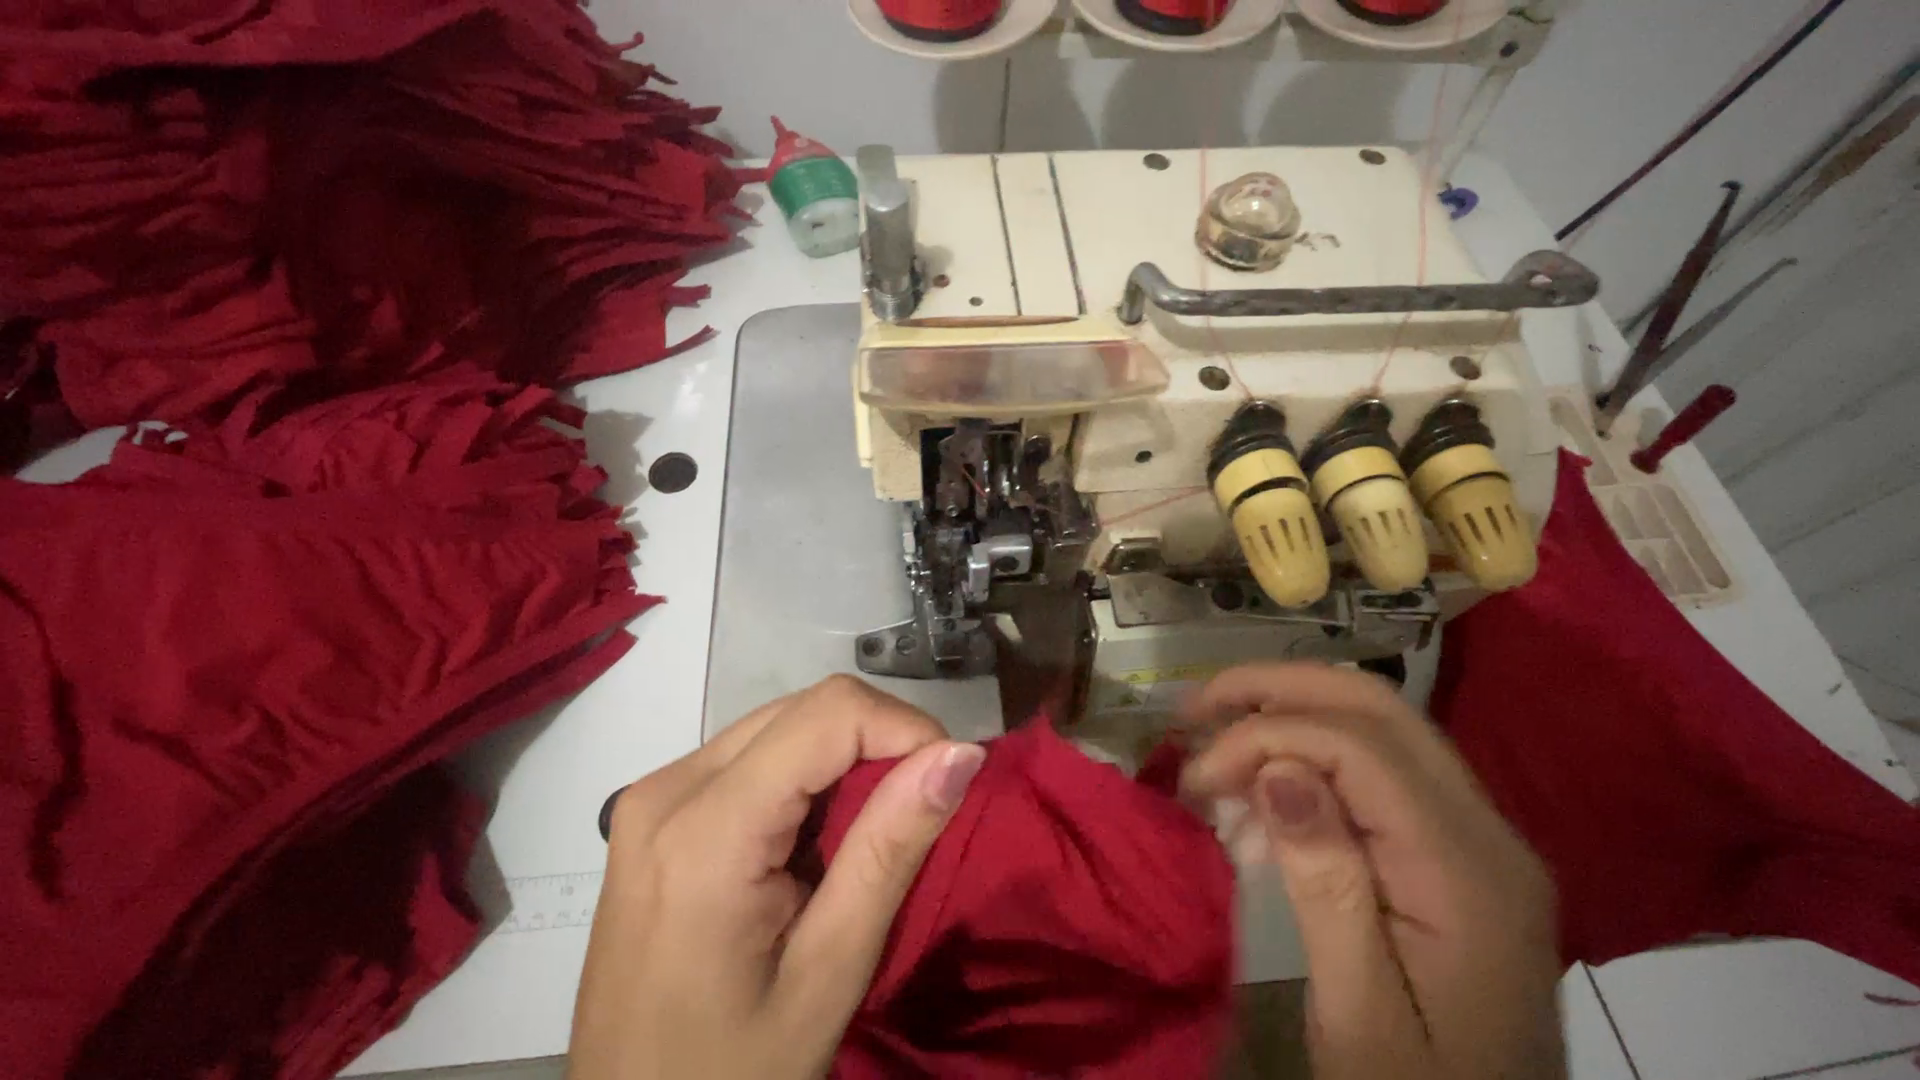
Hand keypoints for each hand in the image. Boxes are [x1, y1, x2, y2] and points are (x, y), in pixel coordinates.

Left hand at [568, 675, 985, 1079]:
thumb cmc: (734, 1067)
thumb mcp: (830, 969)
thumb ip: (890, 848)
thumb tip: (960, 754)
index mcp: (705, 828)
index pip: (828, 712)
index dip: (905, 728)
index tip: (949, 782)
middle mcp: (668, 787)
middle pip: (802, 711)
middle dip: (877, 744)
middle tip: (914, 819)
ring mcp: (652, 796)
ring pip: (779, 726)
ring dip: (841, 762)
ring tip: (865, 840)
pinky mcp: (653, 812)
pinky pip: (748, 758)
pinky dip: (802, 780)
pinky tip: (812, 845)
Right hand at [1180, 663, 1564, 1079]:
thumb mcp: (1360, 1012)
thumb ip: (1327, 883)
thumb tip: (1279, 768)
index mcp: (1467, 870)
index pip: (1362, 745)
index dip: (1266, 734)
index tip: (1195, 775)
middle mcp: (1487, 831)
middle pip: (1379, 708)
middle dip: (1278, 689)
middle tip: (1196, 708)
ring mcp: (1479, 838)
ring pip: (1382, 727)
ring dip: (1292, 716)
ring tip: (1218, 747)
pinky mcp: (1457, 853)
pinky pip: (1383, 772)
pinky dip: (1314, 759)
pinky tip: (1265, 795)